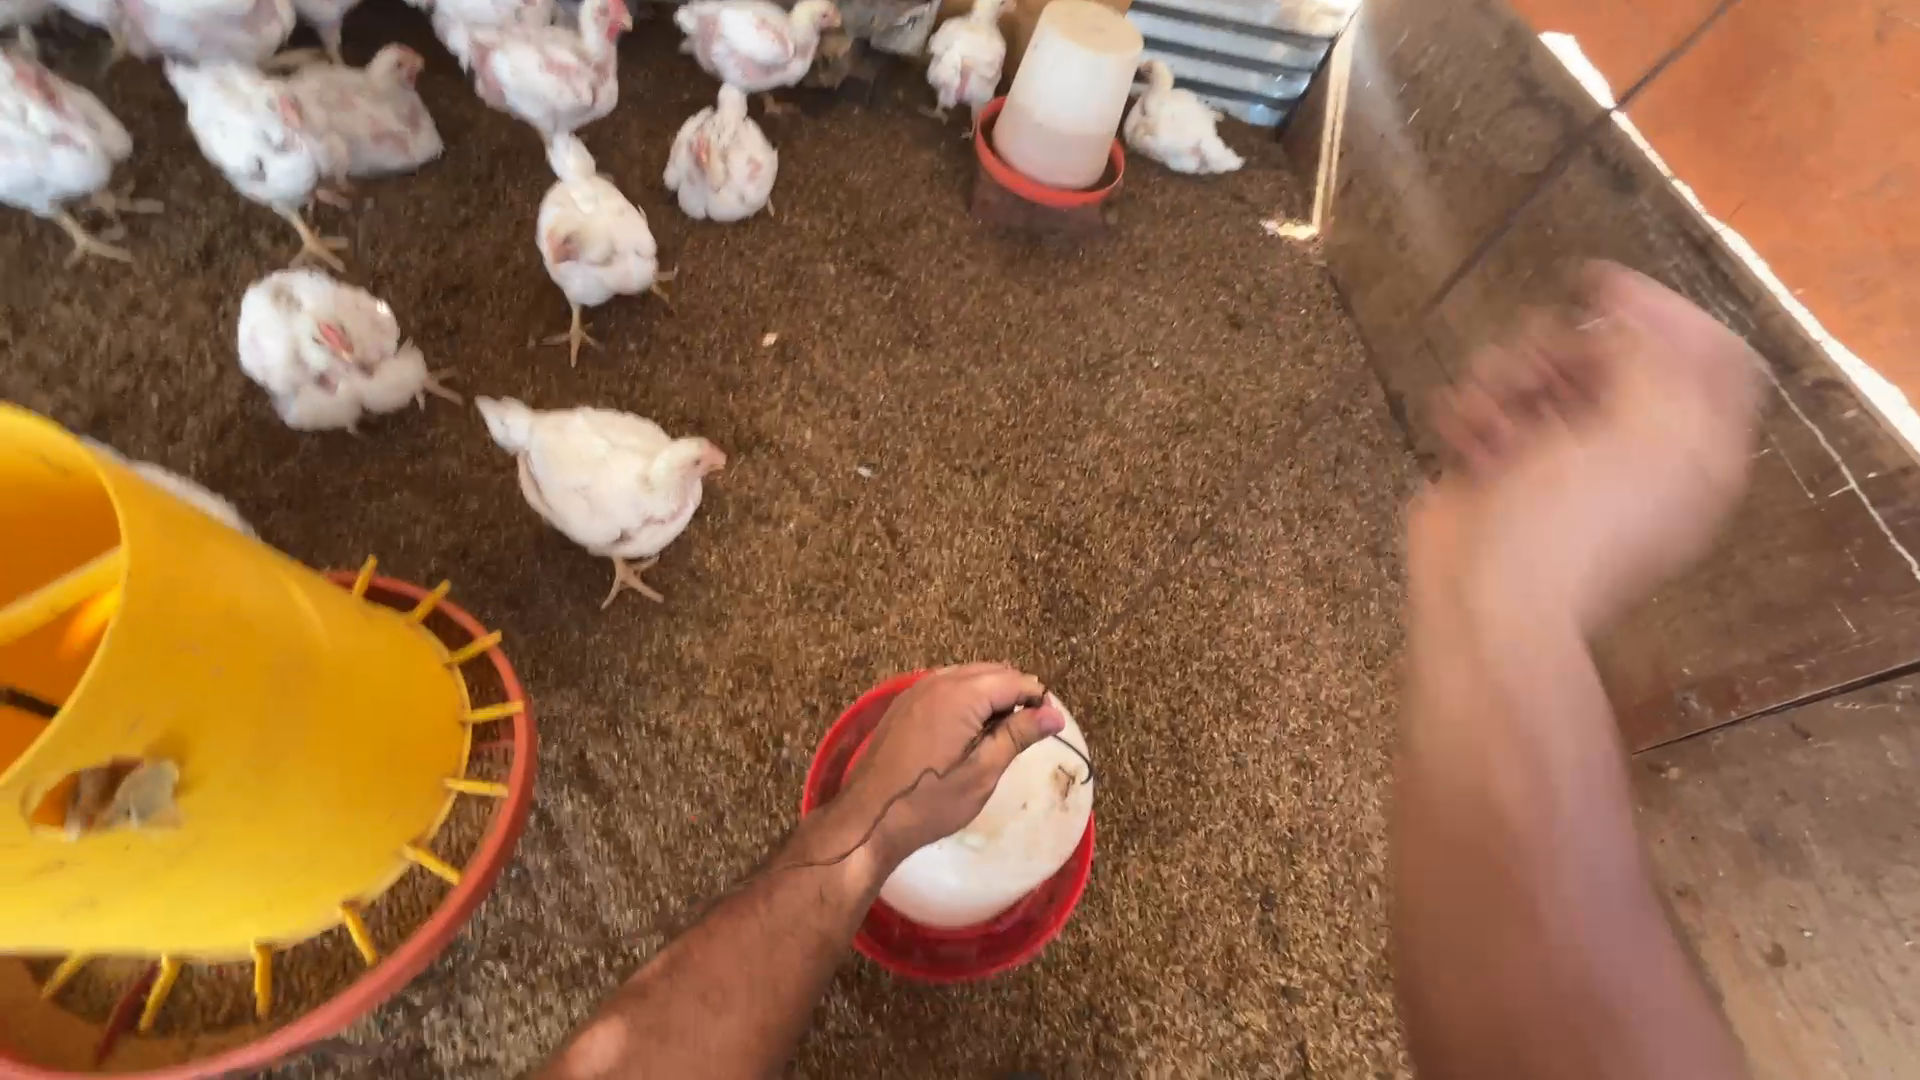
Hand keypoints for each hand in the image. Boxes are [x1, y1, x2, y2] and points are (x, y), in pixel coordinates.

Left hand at [835, 664, 1064, 867]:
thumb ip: (1018, 735)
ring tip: (1001, 734)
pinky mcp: (905, 704)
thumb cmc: (931, 801)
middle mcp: (937, 680)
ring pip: (968, 677)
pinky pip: (946, 687)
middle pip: (991, 672)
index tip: (1049, 727)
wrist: (868, 819)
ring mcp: (916, 689)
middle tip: (1027, 732)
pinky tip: (969, 730)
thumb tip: (1055, 714)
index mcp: (960, 693)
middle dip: (1015, 694)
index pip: (1013, 680)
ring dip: (991, 695)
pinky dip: (966, 699)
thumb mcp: (983, 771)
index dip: (1037, 699)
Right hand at [1411, 263, 1762, 634]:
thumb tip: (1624, 303)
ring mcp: (1544, 452)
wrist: (1482, 591)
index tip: (1595, 285)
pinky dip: (1465, 414)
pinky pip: (1475, 407)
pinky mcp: (1484, 461)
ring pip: (1526, 373)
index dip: (1654, 311)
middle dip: (1561, 350)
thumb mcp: (1642, 433)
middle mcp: (1616, 439)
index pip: (1694, 351)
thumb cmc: (1571, 521)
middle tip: (1538, 368)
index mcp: (1680, 439)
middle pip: (1600, 354)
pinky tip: (1463, 440)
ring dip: (1501, 380)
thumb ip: (1650, 355)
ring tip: (1492, 415)